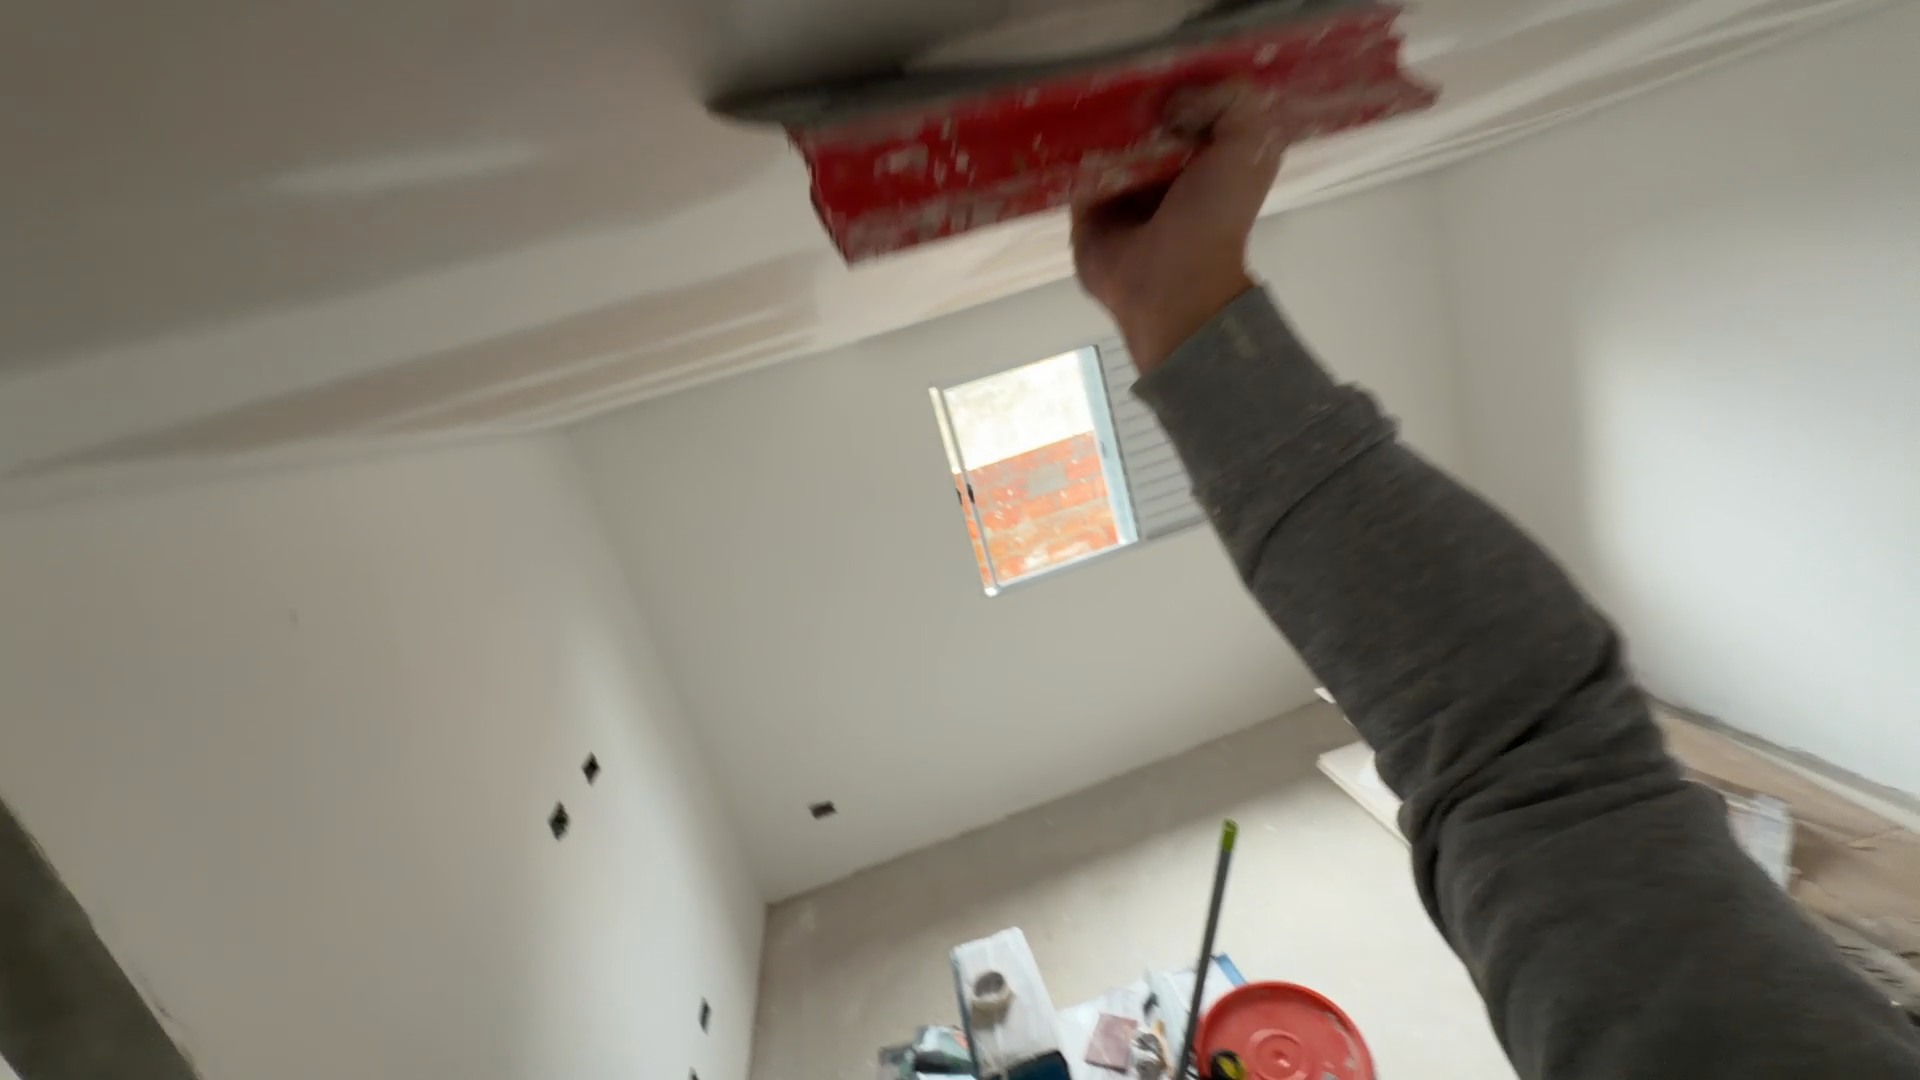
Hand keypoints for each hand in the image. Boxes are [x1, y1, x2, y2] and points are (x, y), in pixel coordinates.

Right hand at [1071, 85, 1294, 373]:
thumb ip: (1230, 99)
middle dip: (1131, 103)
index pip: (1183, 111)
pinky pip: (1072, 175)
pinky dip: (1071, 157)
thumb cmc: (1215, 215)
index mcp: (1200, 162)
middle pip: (1138, 125)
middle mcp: (1158, 178)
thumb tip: (1170, 102)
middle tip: (1120, 82)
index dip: (1173, 86)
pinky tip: (1072, 135)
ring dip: (1097, 126)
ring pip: (1102, 146)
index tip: (1159, 71)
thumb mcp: (1252, 142)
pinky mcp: (1083, 216)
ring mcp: (1118, 198)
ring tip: (1092, 102)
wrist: (1172, 282)